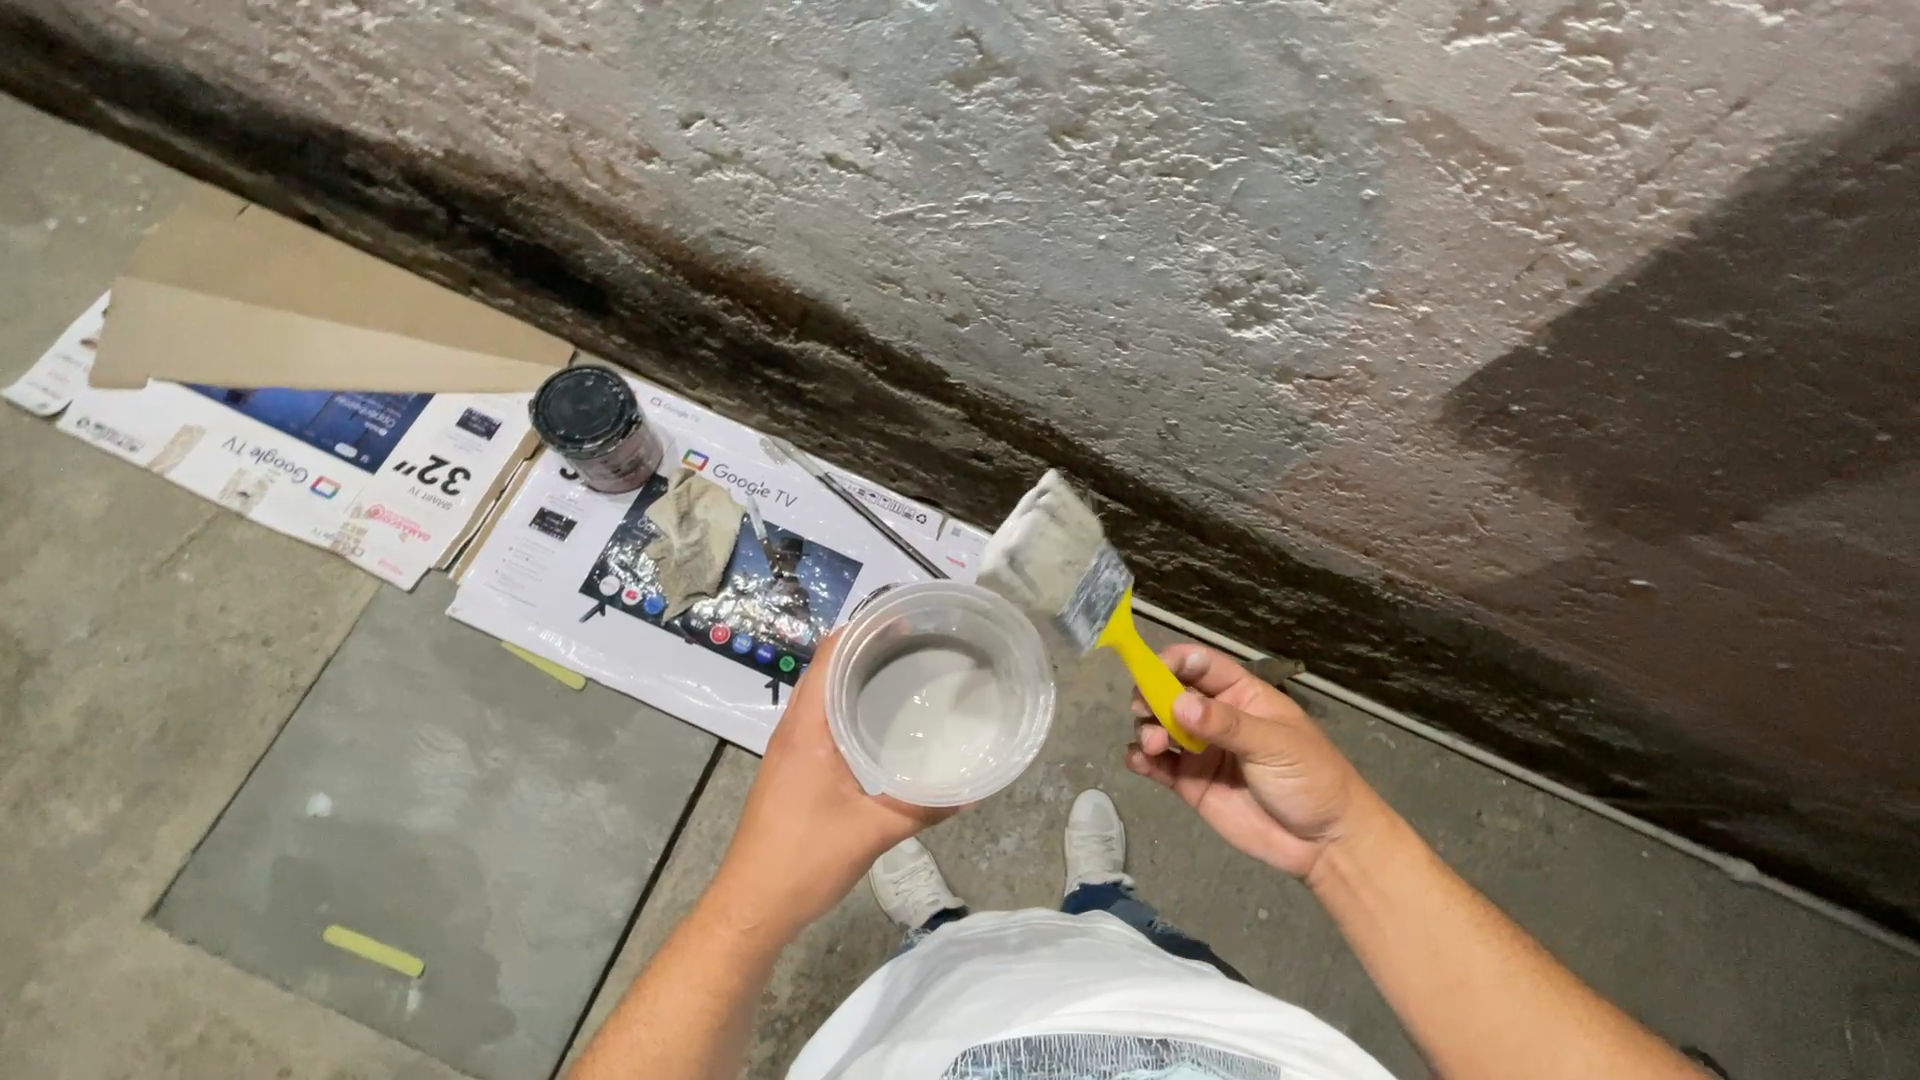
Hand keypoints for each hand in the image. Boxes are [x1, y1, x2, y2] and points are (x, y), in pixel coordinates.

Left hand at [708, 631, 959, 936]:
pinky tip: (878, 724)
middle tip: (916, 645)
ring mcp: (788, 750)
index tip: (902, 621)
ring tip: (902, 674)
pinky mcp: (790, 769)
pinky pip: (820, 721)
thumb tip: (971, 792)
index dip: (861, 630)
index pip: (828, 656)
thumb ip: (922, 808)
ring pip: (822, 696)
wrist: (752, 906)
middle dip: (865, 650)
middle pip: (825, 670)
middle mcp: (794, 730)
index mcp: (808, 729)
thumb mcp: (872, 833)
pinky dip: (846, 708)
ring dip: (854, 679)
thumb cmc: (805, 860)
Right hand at [1125, 644, 1380, 879]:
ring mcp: (1200, 749)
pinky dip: (1140, 758)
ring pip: (1158, 726)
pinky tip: (1139, 761)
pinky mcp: (1189, 782)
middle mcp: (1214, 717)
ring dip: (1146, 728)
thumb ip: (1226, 724)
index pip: (1200, 665)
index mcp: (1241, 695)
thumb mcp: (1276, 744)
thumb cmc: (1312, 779)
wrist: (1325, 844)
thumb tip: (1178, 703)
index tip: (1152, 671)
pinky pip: (1156, 764)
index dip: (1173, 661)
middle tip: (1144, 709)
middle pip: (1170, 693)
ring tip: (1153, 745)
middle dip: (1150, 695)